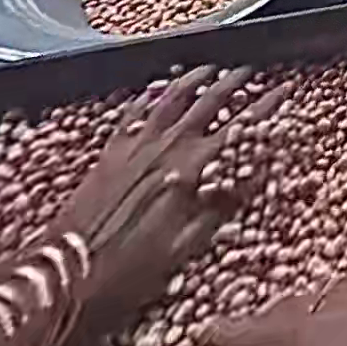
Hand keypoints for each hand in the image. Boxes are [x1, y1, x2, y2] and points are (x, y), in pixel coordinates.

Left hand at [53, 66, 289, 339]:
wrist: (61, 278)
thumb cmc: (129, 271)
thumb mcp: (188, 245)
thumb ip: (223, 202)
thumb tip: (255, 171)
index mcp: (192, 168)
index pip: (242, 126)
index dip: (267, 105)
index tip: (285, 87)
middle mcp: (168, 146)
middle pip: (210, 99)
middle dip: (235, 80)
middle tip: (251, 70)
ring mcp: (137, 143)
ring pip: (173, 96)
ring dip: (196, 77)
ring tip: (211, 67)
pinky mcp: (111, 150)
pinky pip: (134, 111)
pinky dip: (150, 95)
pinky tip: (157, 88)